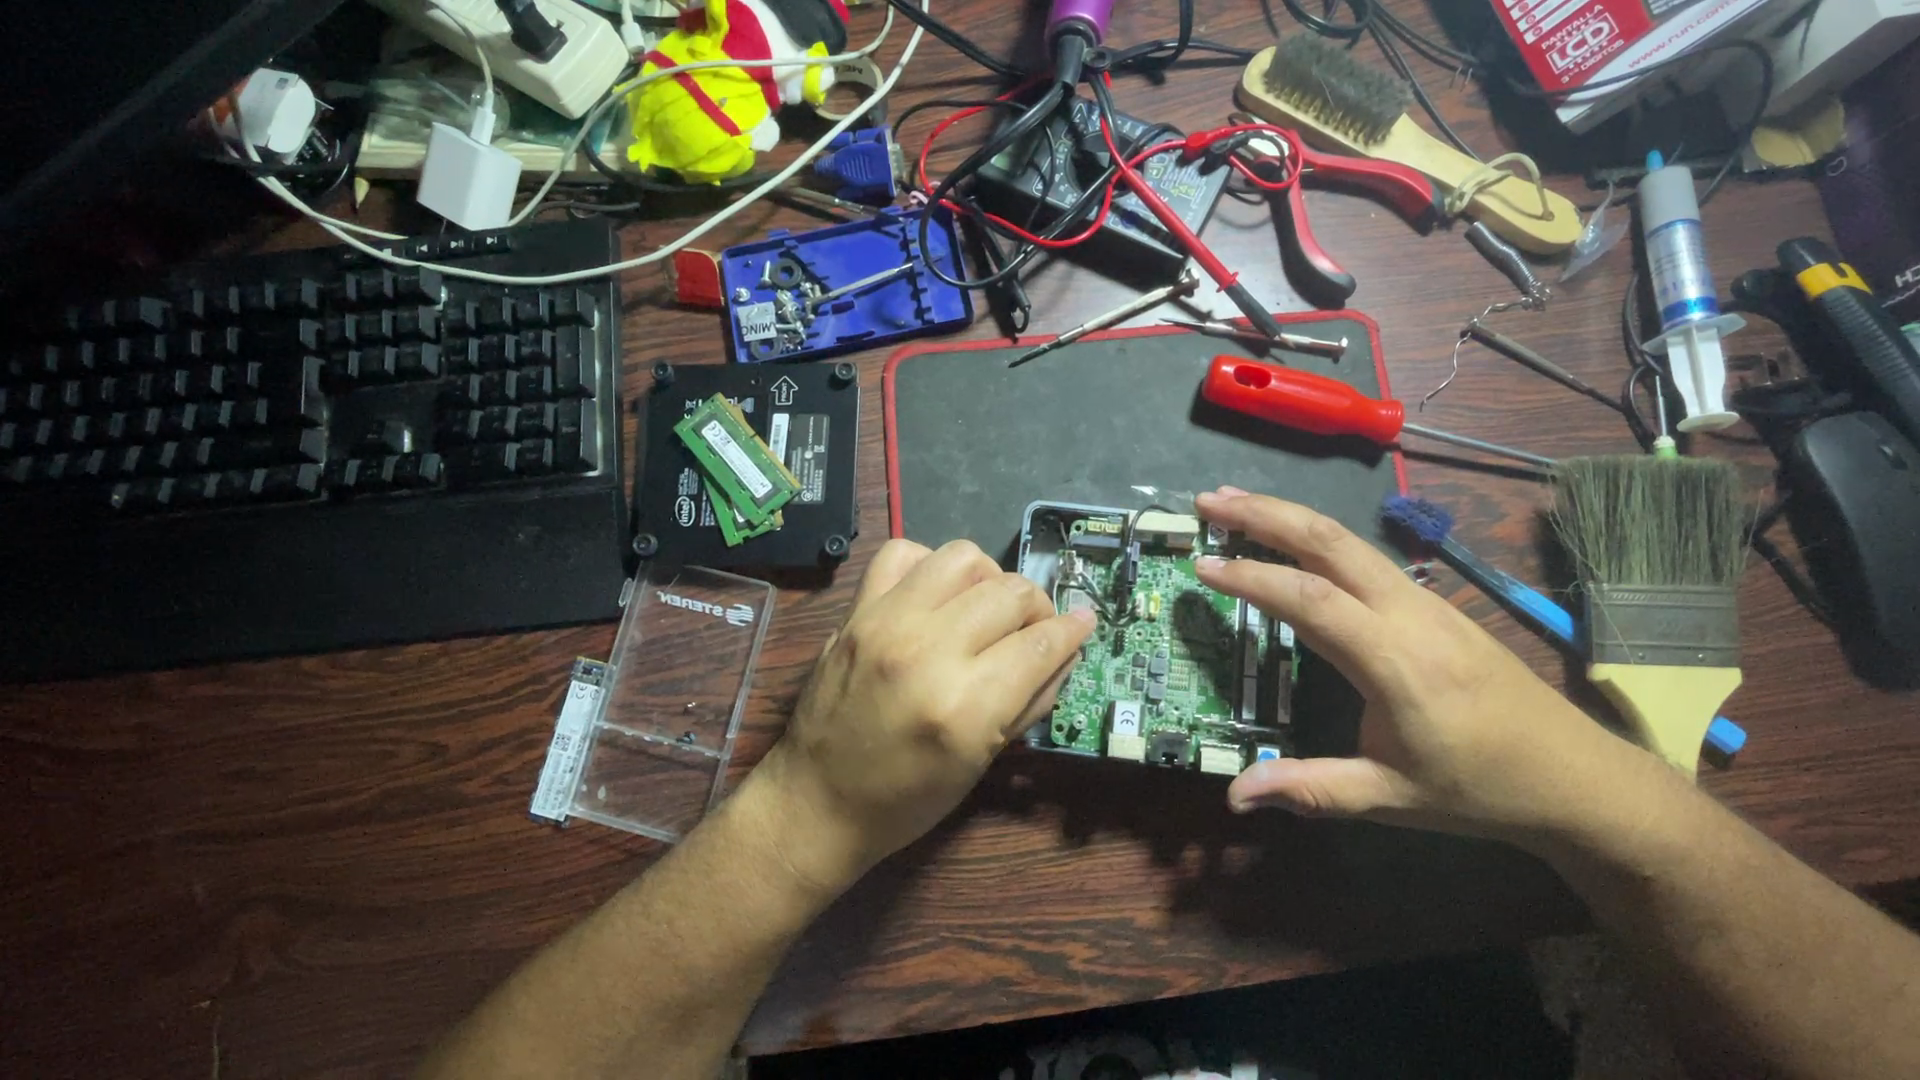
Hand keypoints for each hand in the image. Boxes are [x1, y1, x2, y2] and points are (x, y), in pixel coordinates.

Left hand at [755, 539, 1095, 892]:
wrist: (817, 801)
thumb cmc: (907, 800)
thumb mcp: (982, 763)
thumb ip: (1030, 700)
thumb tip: (1064, 650)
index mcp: (966, 706)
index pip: (1041, 642)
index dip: (1072, 631)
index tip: (1083, 623)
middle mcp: (929, 651)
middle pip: (1010, 592)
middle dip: (1036, 608)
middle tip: (1030, 631)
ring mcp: (887, 623)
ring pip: (964, 557)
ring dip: (989, 578)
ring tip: (984, 608)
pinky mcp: (856, 612)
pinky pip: (902, 553)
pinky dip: (929, 566)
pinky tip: (935, 596)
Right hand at [1193, 489, 1630, 841]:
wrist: (1577, 777)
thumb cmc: (1479, 789)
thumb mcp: (1389, 797)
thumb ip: (1309, 789)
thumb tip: (1233, 796)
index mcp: (1396, 662)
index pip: (1310, 600)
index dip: (1252, 578)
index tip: (1202, 567)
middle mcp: (1410, 615)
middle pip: (1330, 542)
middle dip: (1264, 514)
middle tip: (1208, 500)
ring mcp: (1426, 603)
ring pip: (1348, 541)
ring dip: (1288, 517)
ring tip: (1235, 505)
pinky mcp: (1433, 605)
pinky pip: (1364, 557)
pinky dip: (1316, 538)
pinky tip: (1291, 542)